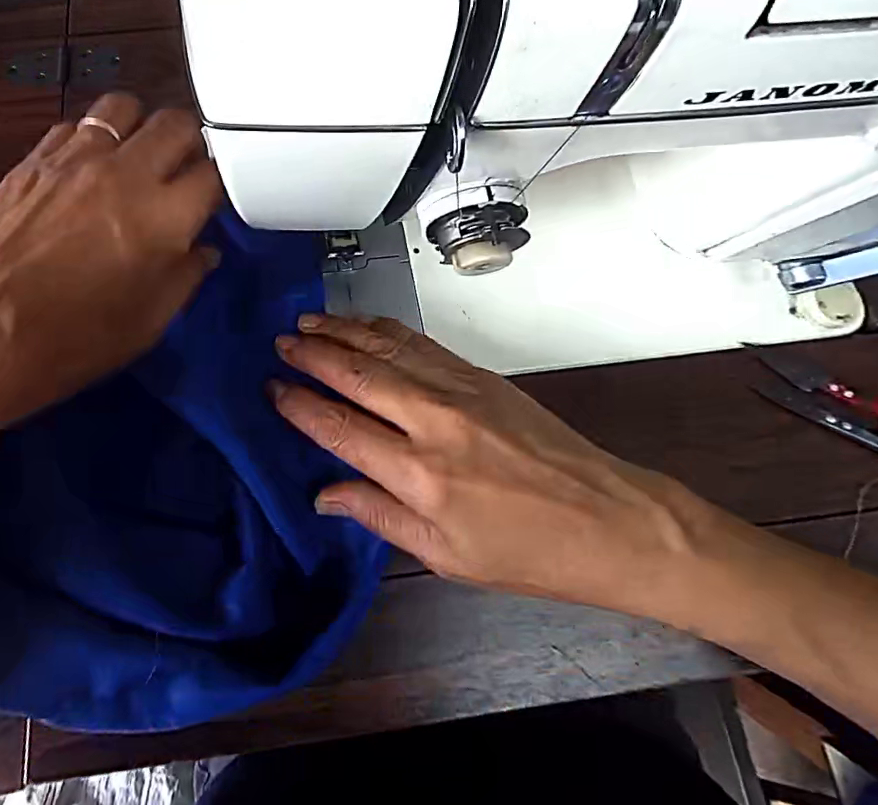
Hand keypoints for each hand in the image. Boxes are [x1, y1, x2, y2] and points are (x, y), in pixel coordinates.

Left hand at [0, 92, 224, 449]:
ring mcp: (76, 160)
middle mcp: (127, 175)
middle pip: (178, 123)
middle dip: (191, 142)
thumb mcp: (153, 319)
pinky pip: (77, 125)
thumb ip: (187, 274)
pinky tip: (92, 166)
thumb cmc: (75, 338)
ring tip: (140, 156)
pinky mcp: (34, 160)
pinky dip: (95, 137)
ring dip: (142, 128)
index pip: (217, 172)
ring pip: (125, 106)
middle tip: (186, 169)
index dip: (225, 182)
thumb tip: (202, 250)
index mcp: (167, 216)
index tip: (219, 198)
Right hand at [270, 314, 744, 622]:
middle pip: (361, 374)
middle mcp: (436, 421)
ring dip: (348, 331)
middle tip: (282, 342)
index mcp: (419, 475)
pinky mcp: (486, 378)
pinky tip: (372, 326)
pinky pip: (427, 346)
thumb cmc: (527, 552)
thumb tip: (326, 493)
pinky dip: (392, 331)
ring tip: (313, 321)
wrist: (605, 516)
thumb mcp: (446, 556)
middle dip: (315, 354)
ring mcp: (464, 391)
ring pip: (393, 348)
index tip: (272, 388)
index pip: (341, 428)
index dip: (300, 405)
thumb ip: (381, 516)